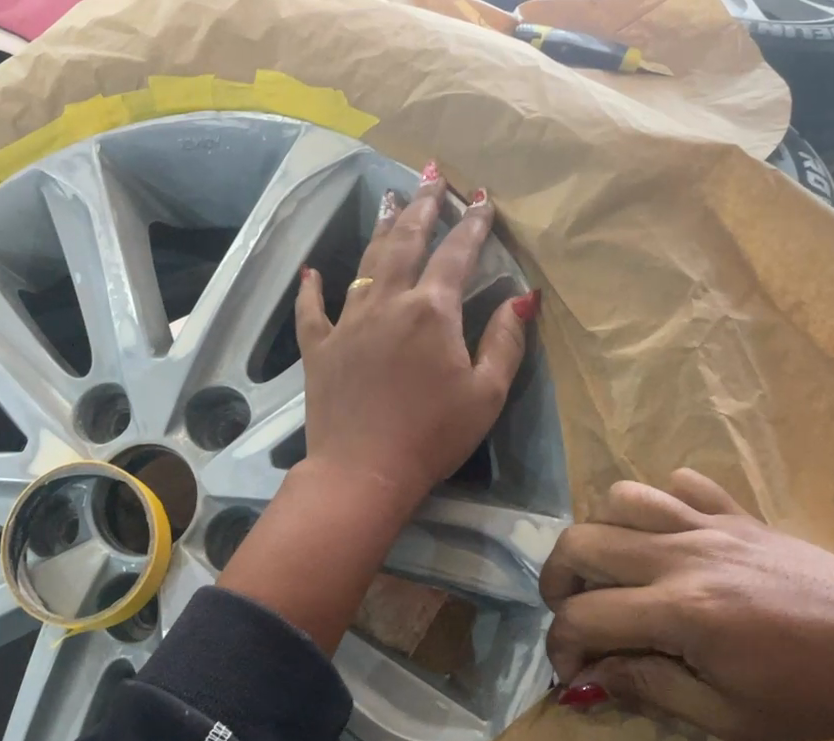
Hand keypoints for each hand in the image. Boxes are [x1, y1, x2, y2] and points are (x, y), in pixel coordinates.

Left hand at [293, 167, 538, 509]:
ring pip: (365, 264)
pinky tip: (312, 271)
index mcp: (432, 312)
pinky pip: (312, 311)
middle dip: (421, 206)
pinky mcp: (318, 349)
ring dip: (379, 229)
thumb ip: (504, 343)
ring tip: (388, 199)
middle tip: (430, 176)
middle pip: (405, 242)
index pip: (456, 254)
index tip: (481, 198)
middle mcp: (388, 304)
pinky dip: (311, 289)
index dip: (472, 223)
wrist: (362, 472)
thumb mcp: (485, 396)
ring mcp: (348, 324)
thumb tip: (522, 298)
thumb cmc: (431, 438)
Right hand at [540, 468, 833, 740]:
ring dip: (602, 535)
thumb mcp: (726, 715)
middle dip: (558, 583)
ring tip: (616, 574)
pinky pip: (682, 484)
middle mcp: (685, 556)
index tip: (577, 677)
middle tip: (578, 618)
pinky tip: (672, 542)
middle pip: (581, 542)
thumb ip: (647, 686)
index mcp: (681, 611)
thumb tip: (590, 677)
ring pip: (621, 498)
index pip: (581, 617)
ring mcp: (714, 527)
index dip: (561, 650)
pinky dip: (662, 505)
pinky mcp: (742, 516)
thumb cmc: (818, 698)